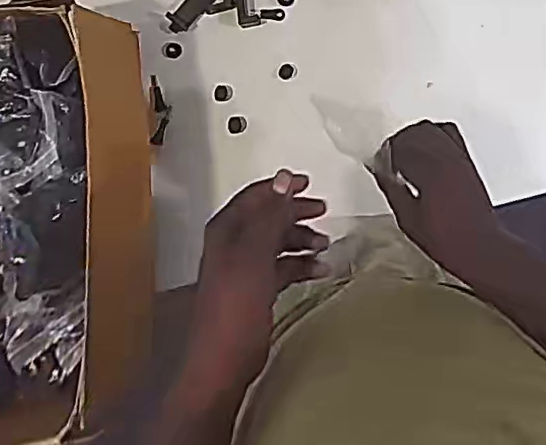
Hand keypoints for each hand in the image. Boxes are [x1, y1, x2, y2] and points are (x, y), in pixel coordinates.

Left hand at [177, 170, 328, 403]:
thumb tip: (284, 179)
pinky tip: (319, 269)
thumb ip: (271, 215)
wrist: (221, 366)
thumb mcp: (255, 254)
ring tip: (324, 243)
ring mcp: (243, 269)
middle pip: (268, 217)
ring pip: (277, 242)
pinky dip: (300, 264)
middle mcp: (233, 244)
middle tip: (321, 209)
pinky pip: (281, 267)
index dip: (281, 187)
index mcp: (227, 230)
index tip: (306, 182)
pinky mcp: (254, 291)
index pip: (256, 196)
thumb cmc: (234, 308)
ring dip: (301, 239)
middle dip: (295, 212)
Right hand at [371, 121, 518, 282]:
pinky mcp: (466, 158)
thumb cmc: (448, 240)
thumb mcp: (409, 220)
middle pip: (412, 133)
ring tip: (405, 154)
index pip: (399, 148)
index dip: (384, 156)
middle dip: (395, 144)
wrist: (479, 247)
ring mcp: (457, 156)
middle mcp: (445, 158)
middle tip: (388, 160)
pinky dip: (434, 133)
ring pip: (429, 128)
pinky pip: (448, 131)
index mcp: (429, 171)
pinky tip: (427, 147)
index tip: (379, 164)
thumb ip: (392, 189)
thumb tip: (380, 170)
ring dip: (412, 136)